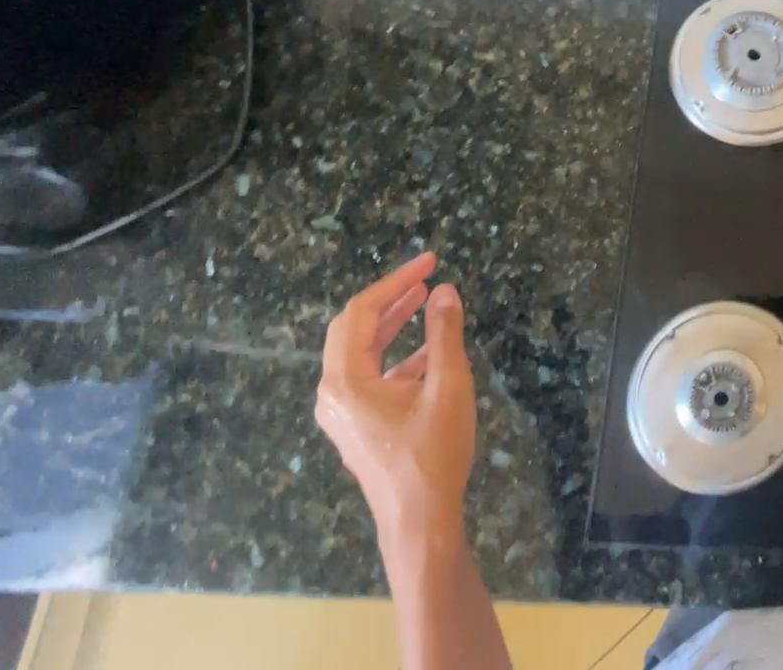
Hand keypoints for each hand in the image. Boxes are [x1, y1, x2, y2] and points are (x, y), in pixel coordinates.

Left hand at [316, 252, 475, 545]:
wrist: (419, 519)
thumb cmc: (433, 452)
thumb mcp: (448, 386)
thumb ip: (445, 335)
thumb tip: (445, 291)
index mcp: (345, 381)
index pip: (360, 313)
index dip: (395, 282)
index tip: (429, 263)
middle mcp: (334, 393)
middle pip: (353, 330)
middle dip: (391, 300)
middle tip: (426, 277)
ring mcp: (342, 412)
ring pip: (362, 353)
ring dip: (394, 326)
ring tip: (428, 303)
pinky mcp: (357, 425)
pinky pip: (371, 376)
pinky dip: (399, 356)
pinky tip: (432, 353)